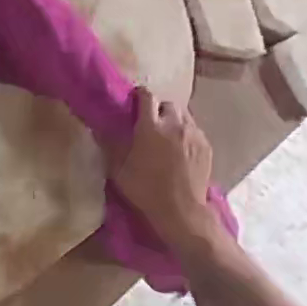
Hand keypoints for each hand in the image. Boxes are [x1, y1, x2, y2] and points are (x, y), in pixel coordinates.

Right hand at [112, 87, 222, 258]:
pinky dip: (186, 134)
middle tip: (149, 122)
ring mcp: (194, 135)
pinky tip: (179, 149)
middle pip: (169, 104)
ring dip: (174, 120)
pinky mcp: (206, 146)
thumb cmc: (144, 189)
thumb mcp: (118, 169)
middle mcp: (175, 125)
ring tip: (166, 134)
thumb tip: (100, 129)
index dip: (139, 96)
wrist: (180, 209)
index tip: (133, 100)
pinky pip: (195, 131)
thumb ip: (111, 146)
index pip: (147, 97)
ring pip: (185, 116)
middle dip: (158, 109)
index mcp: (150, 128)